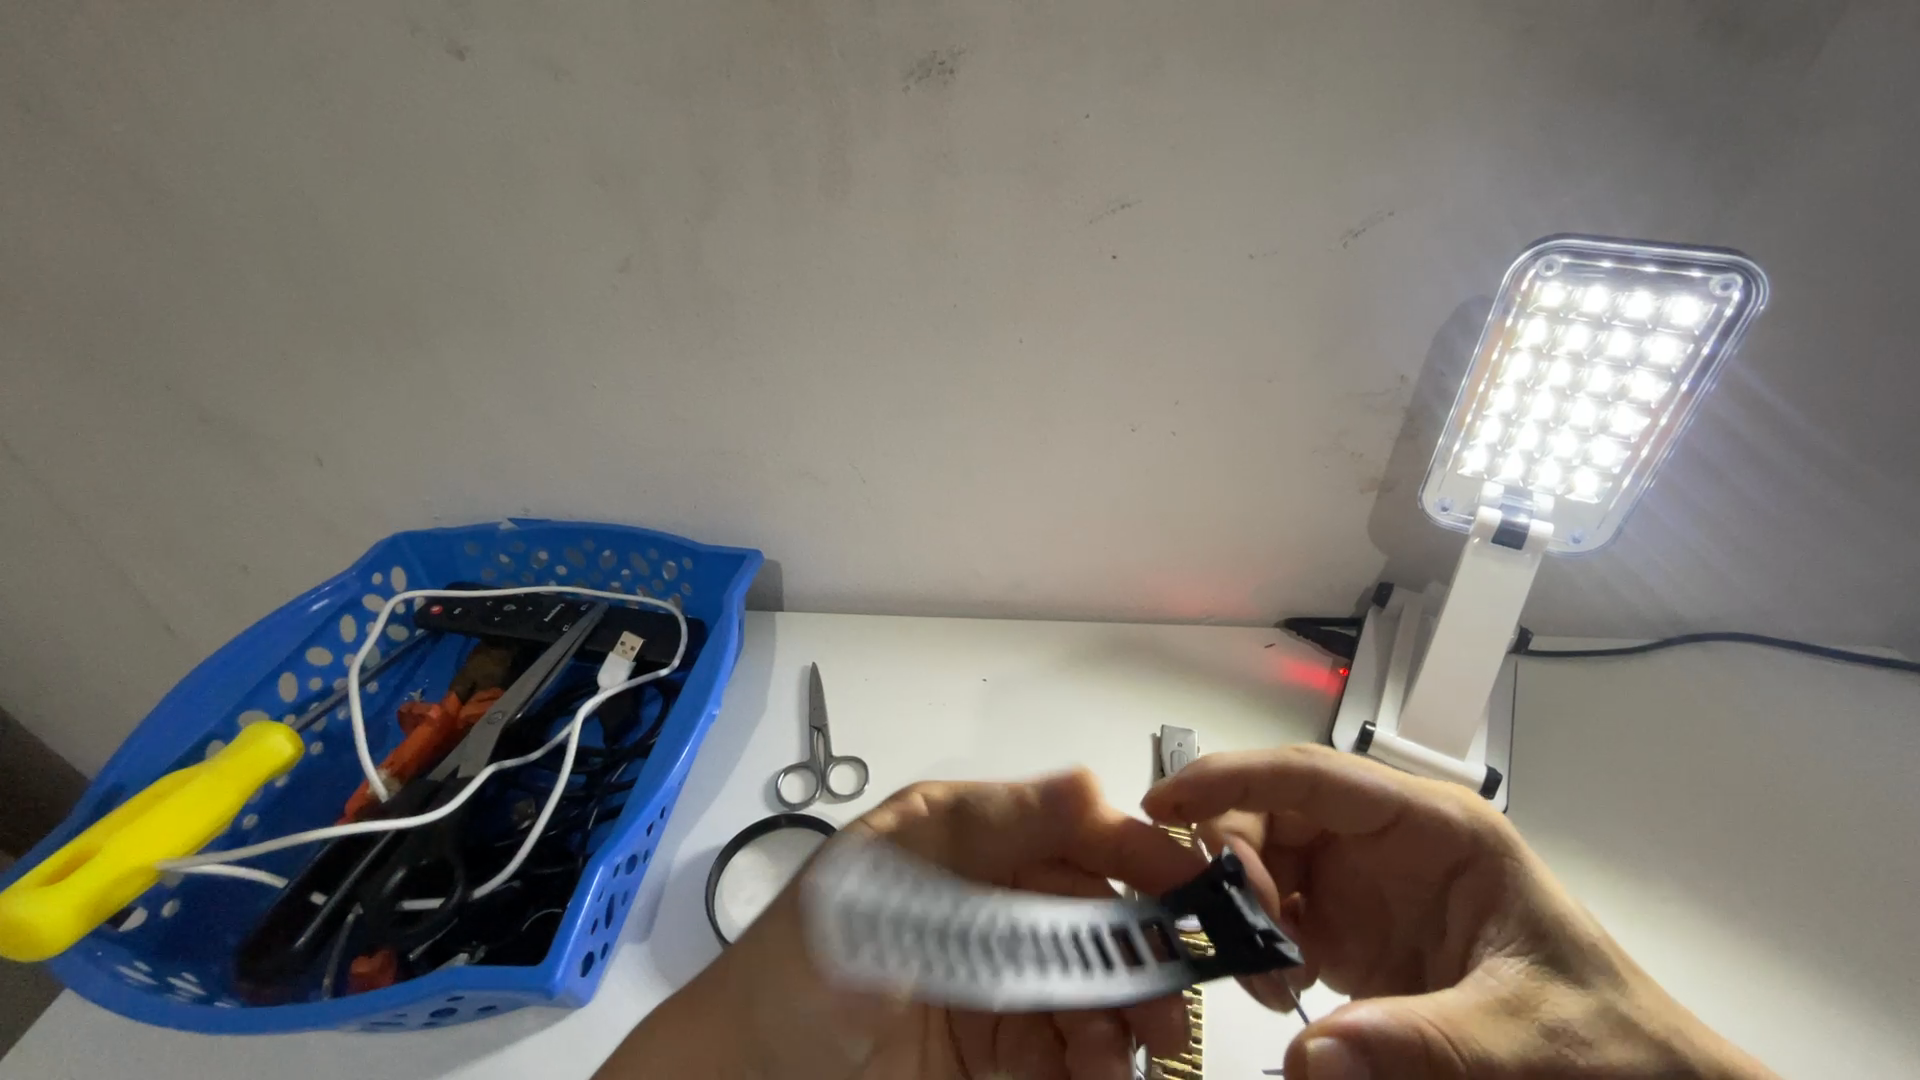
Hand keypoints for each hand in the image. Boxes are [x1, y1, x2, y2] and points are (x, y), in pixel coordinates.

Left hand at [599, 770, 1203, 1079]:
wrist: (748, 1070)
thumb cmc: (810, 951)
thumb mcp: (891, 871)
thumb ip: (987, 828)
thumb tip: (1090, 783)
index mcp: (970, 836)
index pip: (1072, 828)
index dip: (1136, 851)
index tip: (1193, 888)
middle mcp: (994, 896)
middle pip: (1095, 910)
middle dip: (1144, 947)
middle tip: (1173, 997)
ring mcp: (999, 971)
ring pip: (1093, 982)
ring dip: (1127, 1011)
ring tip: (1141, 1047)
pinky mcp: (998, 1044)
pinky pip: (1068, 1046)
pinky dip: (1096, 1059)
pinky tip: (1099, 1072)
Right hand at [1143, 746, 1777, 1079]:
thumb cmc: (1608, 1039)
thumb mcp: (1524, 1040)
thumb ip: (1420, 1045)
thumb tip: (1307, 1056)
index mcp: (1430, 825)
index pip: (1309, 775)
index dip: (1229, 778)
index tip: (1163, 801)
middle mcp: (1383, 837)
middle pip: (1271, 812)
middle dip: (1234, 861)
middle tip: (1234, 932)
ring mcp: (1361, 879)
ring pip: (1262, 858)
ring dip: (1242, 907)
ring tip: (1266, 978)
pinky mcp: (1347, 923)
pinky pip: (1274, 911)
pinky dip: (1256, 943)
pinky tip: (1278, 987)